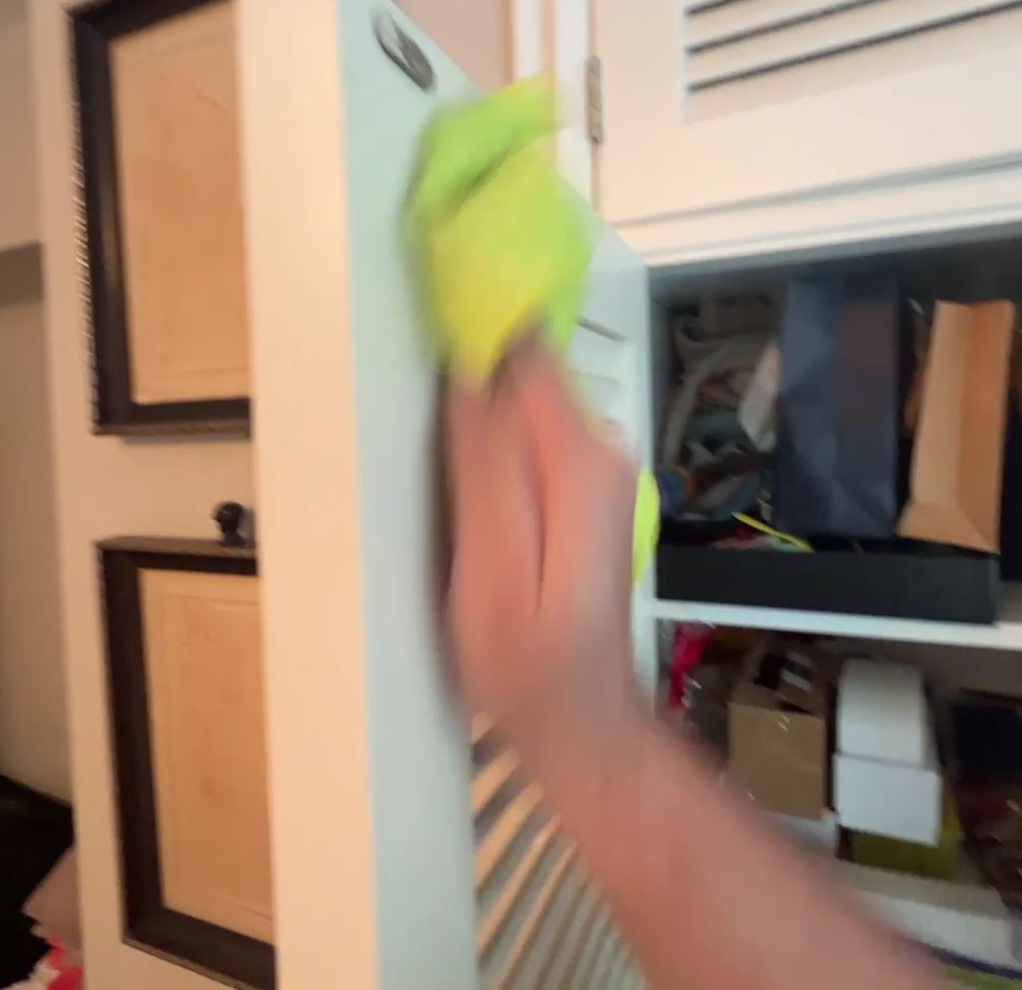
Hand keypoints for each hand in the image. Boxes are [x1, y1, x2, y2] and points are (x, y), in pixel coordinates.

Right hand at [444, 340, 643, 743]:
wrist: (578, 711)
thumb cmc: (524, 656)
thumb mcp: (489, 563)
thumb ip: (482, 465)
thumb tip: (468, 377)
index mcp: (579, 461)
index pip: (528, 355)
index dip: (479, 329)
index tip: (431, 311)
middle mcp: (602, 451)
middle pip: (531, 374)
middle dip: (477, 366)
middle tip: (418, 386)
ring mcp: (599, 469)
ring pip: (530, 401)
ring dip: (483, 398)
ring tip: (434, 419)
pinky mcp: (585, 488)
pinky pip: (535, 431)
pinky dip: (499, 427)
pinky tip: (469, 456)